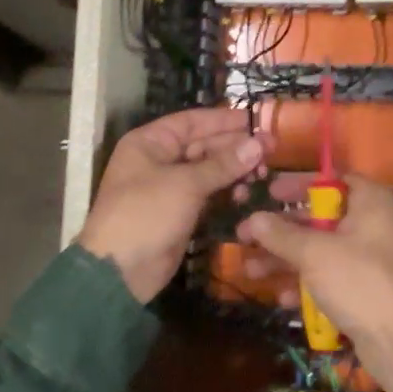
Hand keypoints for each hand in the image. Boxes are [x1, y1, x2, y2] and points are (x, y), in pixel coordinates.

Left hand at [78, 109, 271, 302]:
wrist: (120, 270)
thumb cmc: (146, 214)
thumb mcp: (185, 184)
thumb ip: (223, 164)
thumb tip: (258, 144)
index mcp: (150, 142)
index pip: (192, 121)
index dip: (225, 120)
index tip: (257, 121)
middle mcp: (159, 159)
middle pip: (203, 145)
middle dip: (235, 147)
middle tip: (271, 148)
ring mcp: (170, 186)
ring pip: (208, 170)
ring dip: (234, 170)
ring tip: (263, 173)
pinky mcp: (180, 211)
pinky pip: (208, 193)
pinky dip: (226, 191)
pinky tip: (247, 192)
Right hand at [237, 173, 392, 391]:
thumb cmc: (361, 282)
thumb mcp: (314, 253)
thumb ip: (281, 234)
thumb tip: (252, 218)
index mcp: (371, 202)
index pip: (332, 179)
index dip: (299, 184)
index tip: (269, 192)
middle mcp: (374, 225)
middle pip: (321, 218)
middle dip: (282, 230)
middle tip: (245, 236)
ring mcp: (372, 260)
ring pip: (321, 251)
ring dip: (286, 260)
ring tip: (249, 271)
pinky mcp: (367, 291)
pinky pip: (331, 278)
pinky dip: (307, 284)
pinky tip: (281, 299)